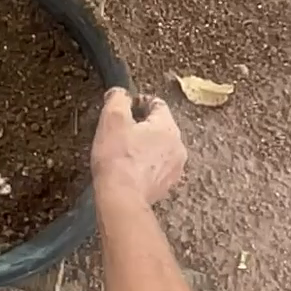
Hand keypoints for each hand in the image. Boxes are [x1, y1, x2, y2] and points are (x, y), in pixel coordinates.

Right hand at [91, 87, 185, 204]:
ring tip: (123, 152)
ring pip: (159, 148)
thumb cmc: (118, 157)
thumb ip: (118, 99)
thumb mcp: (112, 119)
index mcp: (168, 126)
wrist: (122, 197)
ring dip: (144, 146)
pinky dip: (145, 165)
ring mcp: (174, 168)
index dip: (138, 102)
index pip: (157, 104)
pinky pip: (156, 167)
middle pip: (160, 126)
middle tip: (120, 131)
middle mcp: (177, 146)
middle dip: (141, 126)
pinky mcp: (166, 185)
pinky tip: (129, 170)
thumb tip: (120, 93)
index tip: (124, 107)